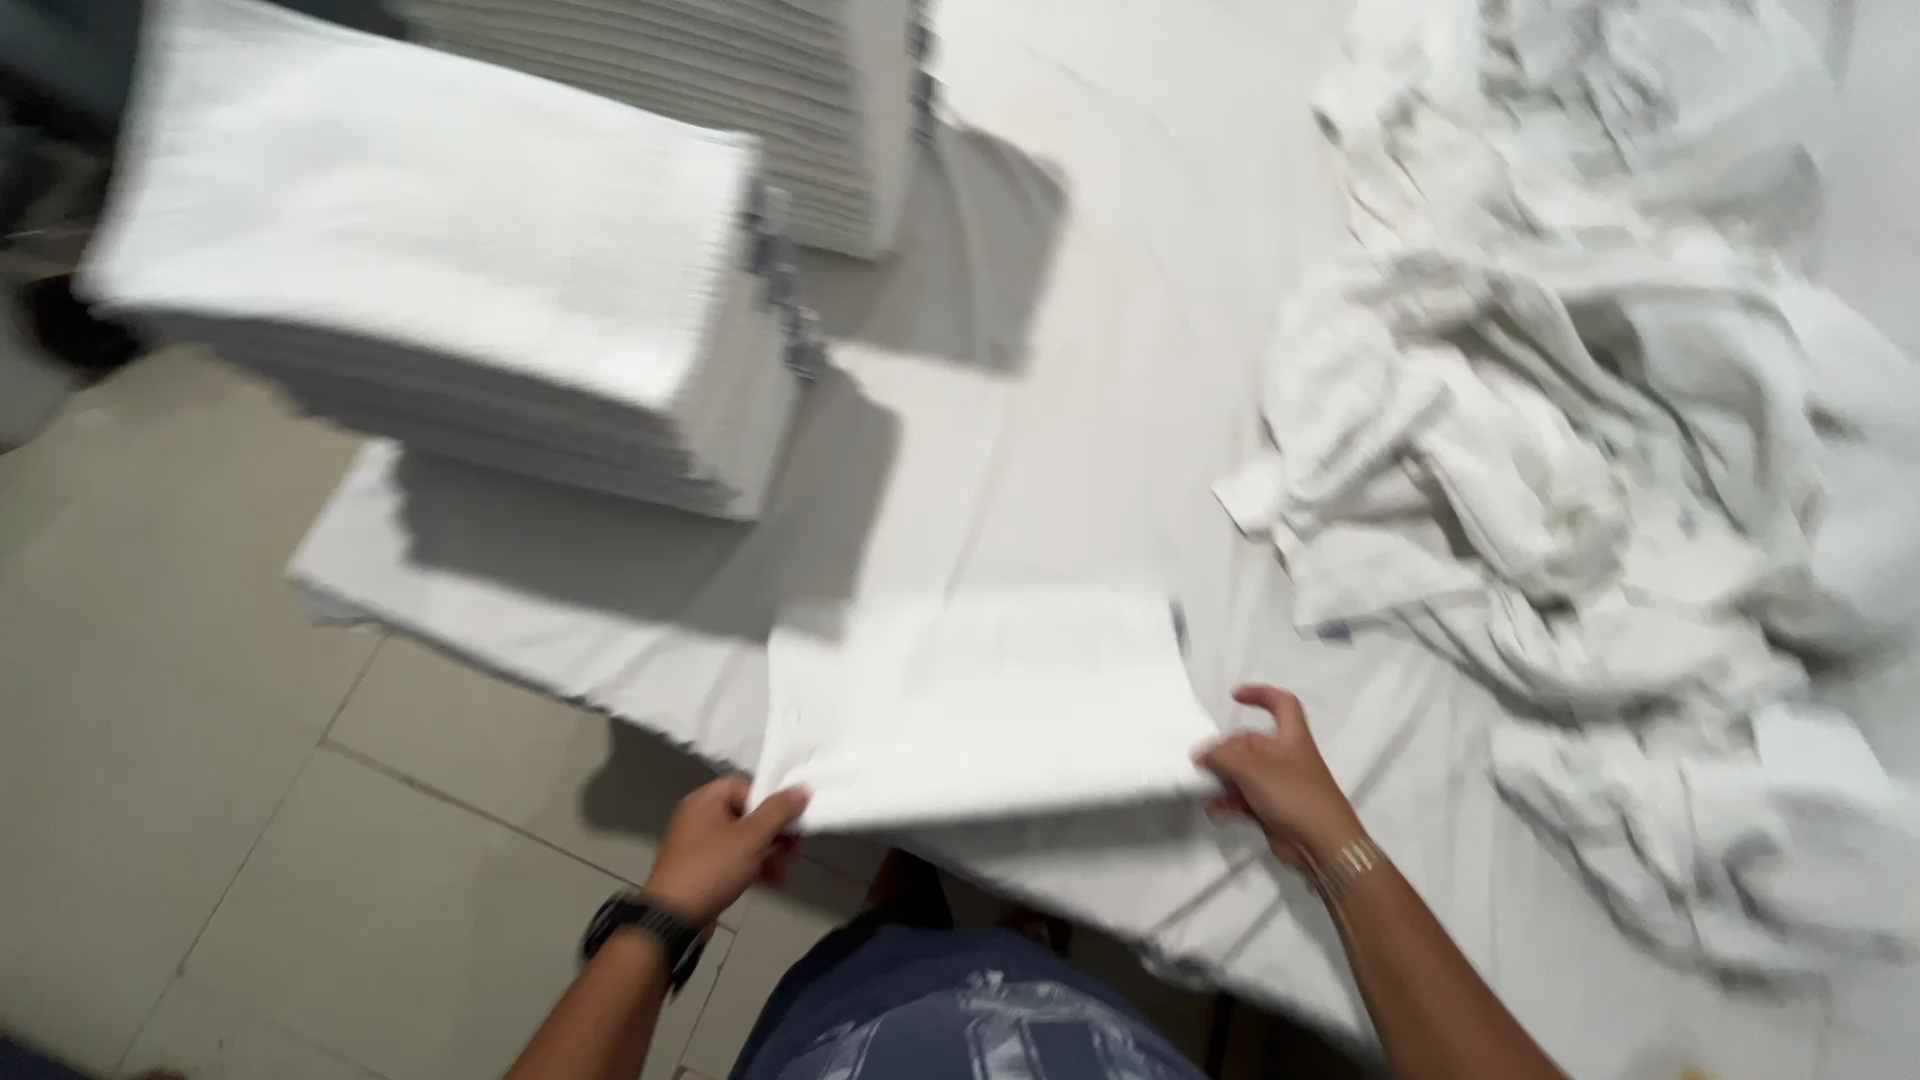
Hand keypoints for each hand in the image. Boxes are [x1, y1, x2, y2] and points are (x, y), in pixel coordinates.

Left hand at [642, 776, 808, 926]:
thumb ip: (779, 810)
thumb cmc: (712, 868)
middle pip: (746, 813)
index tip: (790, 815)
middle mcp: (698, 818)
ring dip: (768, 850)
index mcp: (705, 801)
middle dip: (774, 829)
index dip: (769, 797)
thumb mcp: (751, 837)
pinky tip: (774, 879)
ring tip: (788, 865)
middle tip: (795, 844)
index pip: (744, 785)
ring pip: (742, 839)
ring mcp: (697, 846)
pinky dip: (752, 865)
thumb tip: (801, 789)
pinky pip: (732, 859)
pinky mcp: (700, 871)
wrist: (672, 921)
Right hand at [1195, 684, 1364, 870]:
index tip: (1234, 697)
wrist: (1324, 847)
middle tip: (1203, 760)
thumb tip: (1199, 753)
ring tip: (1202, 786)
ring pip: (1243, 773)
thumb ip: (1221, 756)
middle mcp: (1285, 758)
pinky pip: (1243, 799)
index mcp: (1291, 738)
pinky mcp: (1272, 810)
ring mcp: (1278, 785)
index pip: (1282, 703)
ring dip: (1222, 779)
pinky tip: (1214, 809)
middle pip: (1250, 743)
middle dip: (1225, 750)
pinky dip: (1228, 802)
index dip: (1260, 694)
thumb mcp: (1253, 768)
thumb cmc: (1294, 795)